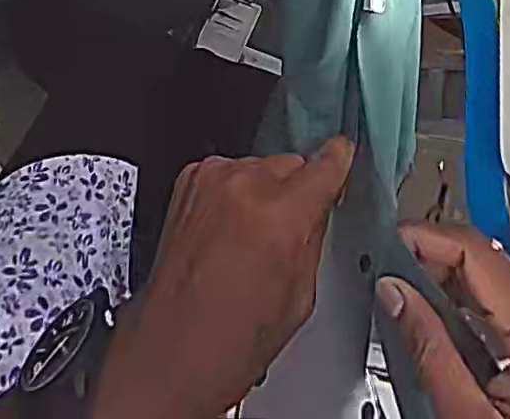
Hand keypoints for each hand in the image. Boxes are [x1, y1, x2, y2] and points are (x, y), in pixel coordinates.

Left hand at [91, 137, 355, 418]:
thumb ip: (315, 235)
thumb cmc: (226, 342)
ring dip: (261, 191)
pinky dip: (232, 191)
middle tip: (281, 232)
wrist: (168, 355)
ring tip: (246, 237)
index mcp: (282, 215)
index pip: (326, 163)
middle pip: (293, 163)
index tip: (341, 155)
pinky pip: (229, 171)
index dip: (339, 160)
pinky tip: (225, 229)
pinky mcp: (191, 180)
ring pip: (260, 166)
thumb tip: (320, 205)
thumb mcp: (299, 296)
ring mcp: (213, 179)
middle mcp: (246, 186)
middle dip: (294, 192)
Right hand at [378, 222, 509, 418]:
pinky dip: (463, 307)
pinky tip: (435, 323)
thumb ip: (428, 348)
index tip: (390, 241)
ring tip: (403, 295)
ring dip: (444, 282)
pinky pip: (501, 310)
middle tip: (388, 269)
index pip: (476, 251)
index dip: (427, 238)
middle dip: (431, 259)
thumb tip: (395, 293)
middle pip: (484, 261)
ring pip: (491, 281)